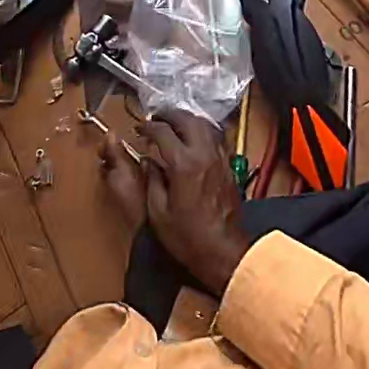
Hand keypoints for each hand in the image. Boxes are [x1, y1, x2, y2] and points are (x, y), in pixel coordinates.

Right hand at [103, 109, 251, 294]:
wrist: (224, 253)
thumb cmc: (189, 237)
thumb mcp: (158, 210)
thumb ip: (151, 179)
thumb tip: (148, 162)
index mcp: (183, 164)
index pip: (162, 131)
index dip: (147, 127)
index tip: (140, 130)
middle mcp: (204, 155)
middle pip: (187, 119)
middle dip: (168, 115)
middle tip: (155, 121)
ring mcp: (219, 160)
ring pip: (204, 124)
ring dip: (186, 120)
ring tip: (173, 125)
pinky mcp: (228, 167)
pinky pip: (215, 138)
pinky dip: (201, 131)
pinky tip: (193, 140)